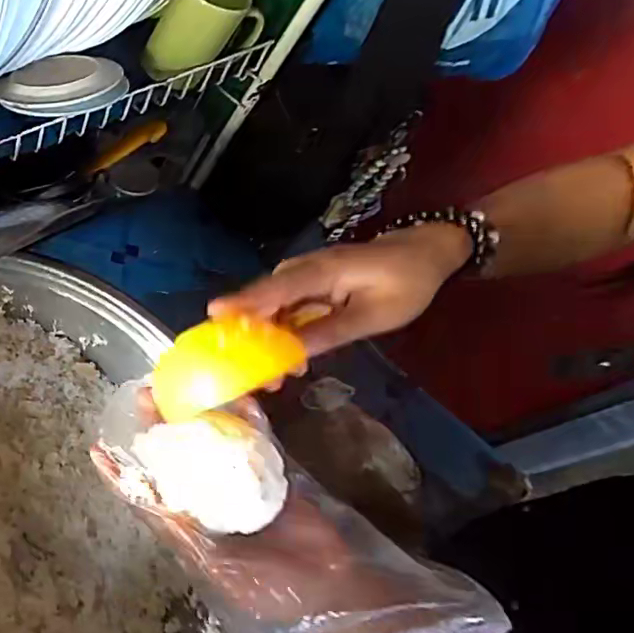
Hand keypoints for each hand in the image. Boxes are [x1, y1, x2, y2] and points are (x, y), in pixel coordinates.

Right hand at [209, 222, 471, 356]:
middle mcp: (297, 271)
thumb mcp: (375, 315)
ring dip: (262, 343)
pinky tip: (286, 362)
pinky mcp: (298, 287)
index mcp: (318, 272)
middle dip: (247, 337)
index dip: (242, 303)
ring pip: (266, 310)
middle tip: (247, 377)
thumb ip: (331, 332)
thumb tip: (290, 356)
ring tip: (270, 380)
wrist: (420, 252)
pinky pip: (278, 312)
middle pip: (260, 303)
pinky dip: (277, 336)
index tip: (213, 315)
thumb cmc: (404, 282)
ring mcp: (295, 278)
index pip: (274, 289)